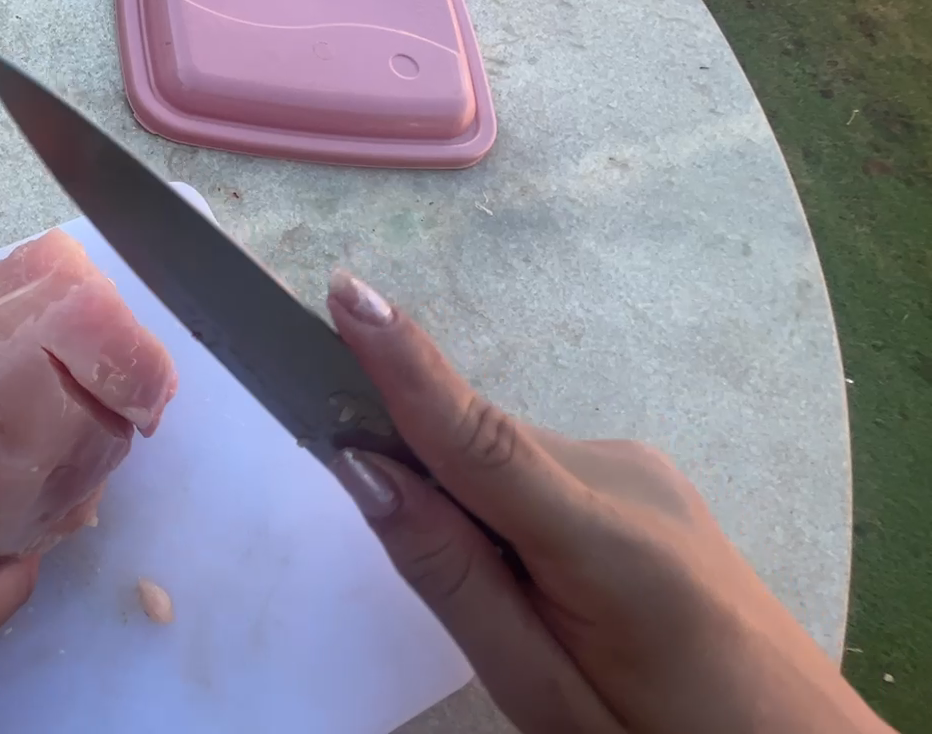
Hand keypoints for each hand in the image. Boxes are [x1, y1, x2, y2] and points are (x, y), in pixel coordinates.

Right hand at [323, 270, 890, 733]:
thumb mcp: (543, 694)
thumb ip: (450, 575)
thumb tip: (362, 466)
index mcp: (613, 550)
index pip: (479, 437)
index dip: (405, 363)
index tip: (347, 291)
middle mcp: (626, 479)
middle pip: (471, 443)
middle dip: (416, 474)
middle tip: (433, 569)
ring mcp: (637, 469)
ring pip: (491, 451)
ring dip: (458, 494)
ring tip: (508, 601)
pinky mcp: (635, 473)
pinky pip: (520, 459)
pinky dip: (491, 493)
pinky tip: (533, 571)